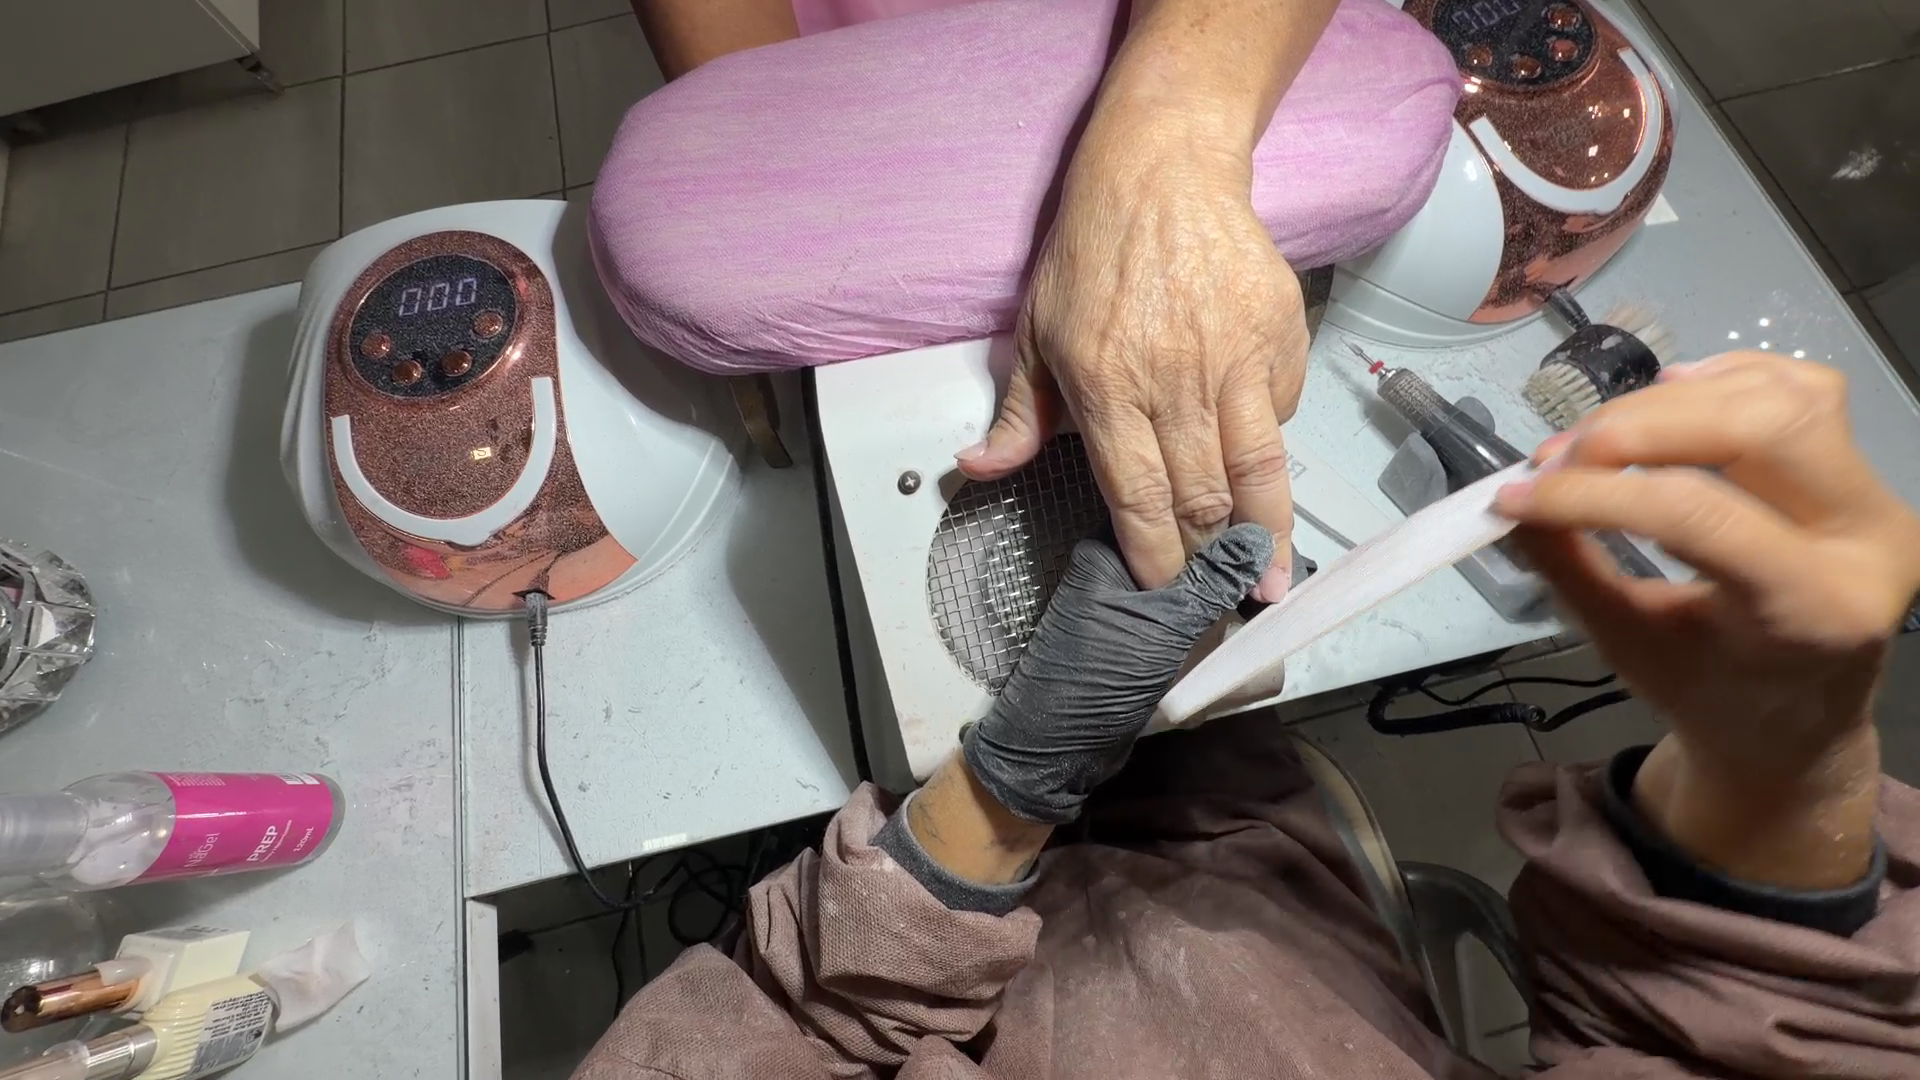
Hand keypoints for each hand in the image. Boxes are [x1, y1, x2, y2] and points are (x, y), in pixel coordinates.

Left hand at [957, 119, 1306, 602]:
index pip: (1137, 498)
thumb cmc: (1089, 255)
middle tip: (1217, 603)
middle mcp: (1175, 384)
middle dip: (1208, 560)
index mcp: (1106, 389)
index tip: (1164, 595)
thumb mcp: (1034, 335)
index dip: (1155, 557)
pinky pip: (1279, 416)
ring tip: (1269, 583)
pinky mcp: (1279, 338)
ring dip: (1264, 536)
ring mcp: (1235, 360)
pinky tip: (1259, 478)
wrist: (1162, 175)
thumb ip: (1016, 416)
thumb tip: (978, 471)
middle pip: (1200, 496)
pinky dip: (1268, 453)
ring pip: (1257, 470)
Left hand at [962, 524, 1272, 823]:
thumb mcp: (1164, 625)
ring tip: (1269, 590)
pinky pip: (1177, 607)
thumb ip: (1212, 581)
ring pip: (1184, 577)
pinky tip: (1240, 615)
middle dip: (1228, 554)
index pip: (1171, 508)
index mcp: (1107, 546)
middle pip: (1182, 542)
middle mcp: (1112, 563)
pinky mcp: (1133, 629)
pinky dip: (1207, 611)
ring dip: (1221, 586)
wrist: (1059, 747)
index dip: (1222, 516)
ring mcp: (1122, 597)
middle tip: (1279, 567)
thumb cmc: (1099, 678)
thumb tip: (1259, 538)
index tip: (1272, 532)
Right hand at [1495, 352, 1919, 883]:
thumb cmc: (1699, 687)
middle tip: (1553, 462)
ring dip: (1661, 403)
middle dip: (1633, 430)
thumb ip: (1565, 564)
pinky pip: (1800, 387)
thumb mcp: (1618, 639)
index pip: (1695, 515)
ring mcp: (1873, 494)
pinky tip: (1657, 401)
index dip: (1589, 494)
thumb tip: (1512, 503)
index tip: (1512, 498)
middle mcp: (1869, 537)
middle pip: (1761, 427)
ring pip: (1780, 395)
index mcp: (1811, 605)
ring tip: (1590, 440)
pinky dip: (1717, 380)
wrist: (1785, 711)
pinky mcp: (1854, 469)